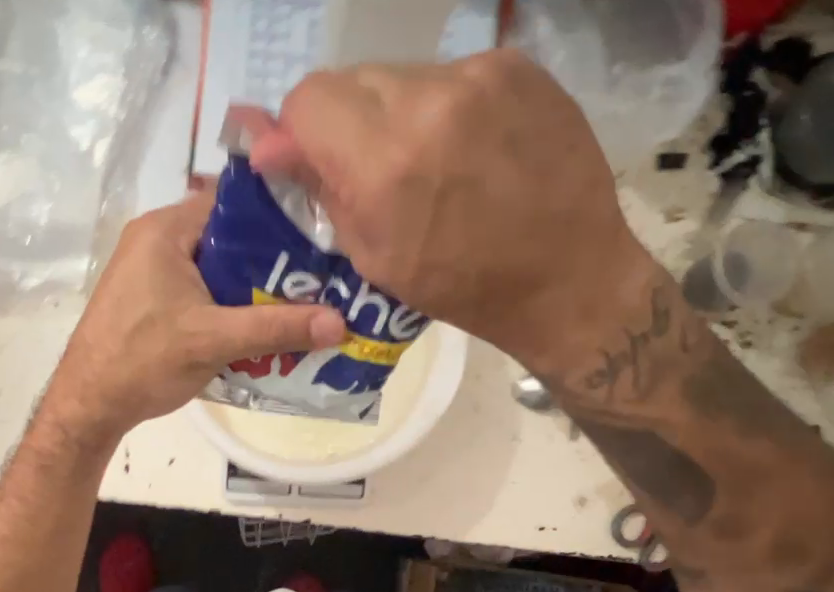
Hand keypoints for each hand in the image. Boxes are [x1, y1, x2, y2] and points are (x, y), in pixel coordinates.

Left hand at [40, 194, 347, 445]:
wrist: (88, 405)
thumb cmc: (142, 361)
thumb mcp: (214, 340)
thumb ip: (276, 328)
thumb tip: (341, 323)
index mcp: (164, 229)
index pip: (233, 204)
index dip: (278, 219)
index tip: (320, 240)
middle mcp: (154, 239)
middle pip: (227, 238)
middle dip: (270, 262)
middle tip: (317, 281)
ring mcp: (149, 271)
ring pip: (215, 268)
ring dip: (250, 289)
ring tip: (296, 307)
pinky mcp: (149, 300)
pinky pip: (200, 291)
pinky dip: (227, 306)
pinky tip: (257, 328)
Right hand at [244, 50, 658, 361]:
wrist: (565, 275)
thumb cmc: (460, 285)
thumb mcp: (373, 255)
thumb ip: (322, 189)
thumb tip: (268, 145)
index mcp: (384, 163)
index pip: (308, 99)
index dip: (302, 129)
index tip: (316, 157)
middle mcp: (427, 103)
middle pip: (353, 80)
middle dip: (349, 119)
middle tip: (374, 166)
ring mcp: (478, 77)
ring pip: (402, 74)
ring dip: (397, 111)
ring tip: (430, 160)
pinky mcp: (516, 66)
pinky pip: (452, 74)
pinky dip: (445, 106)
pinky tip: (470, 147)